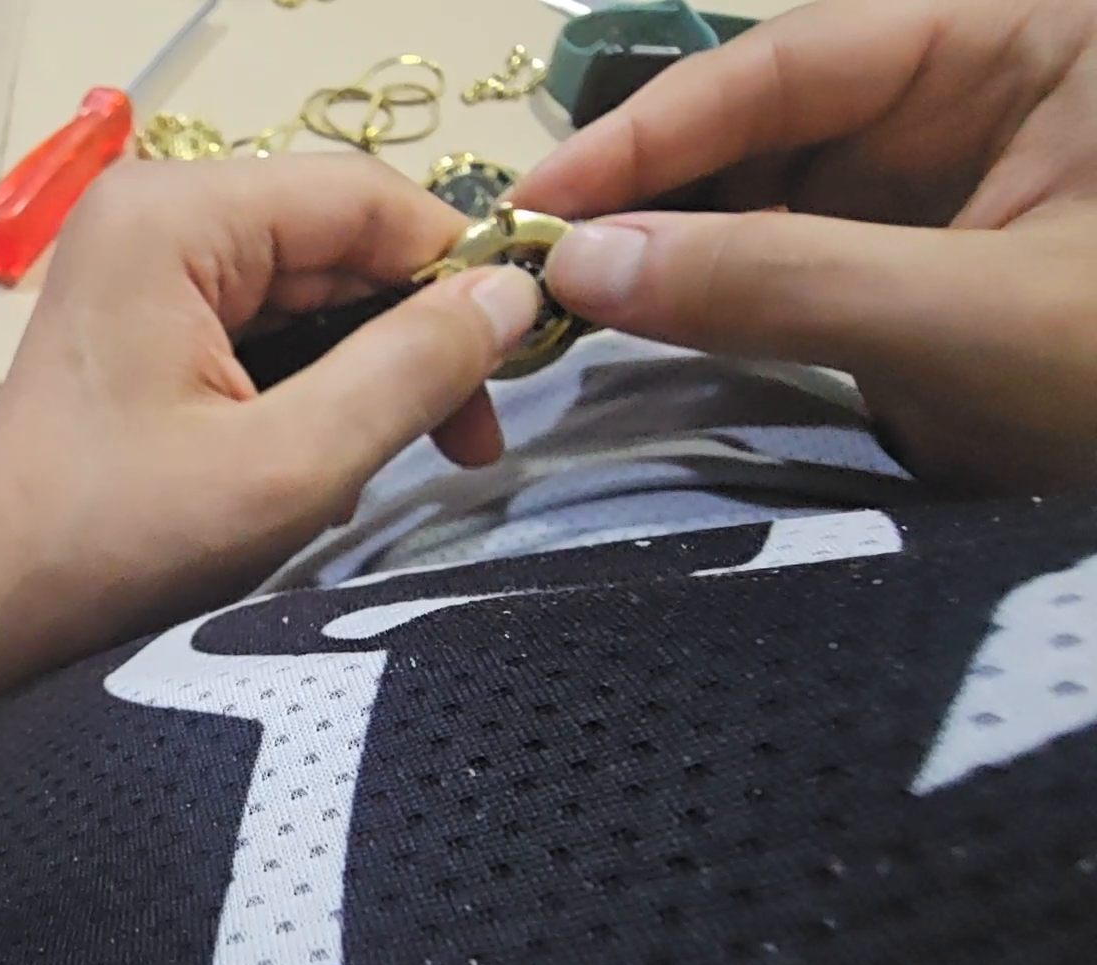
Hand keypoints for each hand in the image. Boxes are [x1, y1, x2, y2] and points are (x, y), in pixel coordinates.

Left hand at [0, 154, 540, 722]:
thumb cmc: (119, 546)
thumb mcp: (287, 466)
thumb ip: (410, 369)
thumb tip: (511, 294)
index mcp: (173, 219)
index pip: (361, 199)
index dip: (454, 268)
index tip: (515, 358)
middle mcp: (148, 222)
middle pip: (329, 249)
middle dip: (406, 339)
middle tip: (463, 439)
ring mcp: (134, 276)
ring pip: (297, 300)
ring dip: (357, 378)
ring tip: (386, 465)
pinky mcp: (134, 331)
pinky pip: (251, 339)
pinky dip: (301, 394)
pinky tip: (317, 461)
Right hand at [513, 0, 1096, 494]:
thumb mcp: (975, 323)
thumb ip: (771, 282)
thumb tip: (577, 264)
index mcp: (1037, 39)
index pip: (794, 62)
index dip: (645, 132)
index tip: (533, 201)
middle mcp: (964, 99)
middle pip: (751, 129)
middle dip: (636, 192)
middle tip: (528, 258)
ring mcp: (915, 190)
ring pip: (740, 201)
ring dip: (647, 245)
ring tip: (557, 289)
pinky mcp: (874, 268)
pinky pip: (753, 264)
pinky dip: (682, 292)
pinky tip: (623, 310)